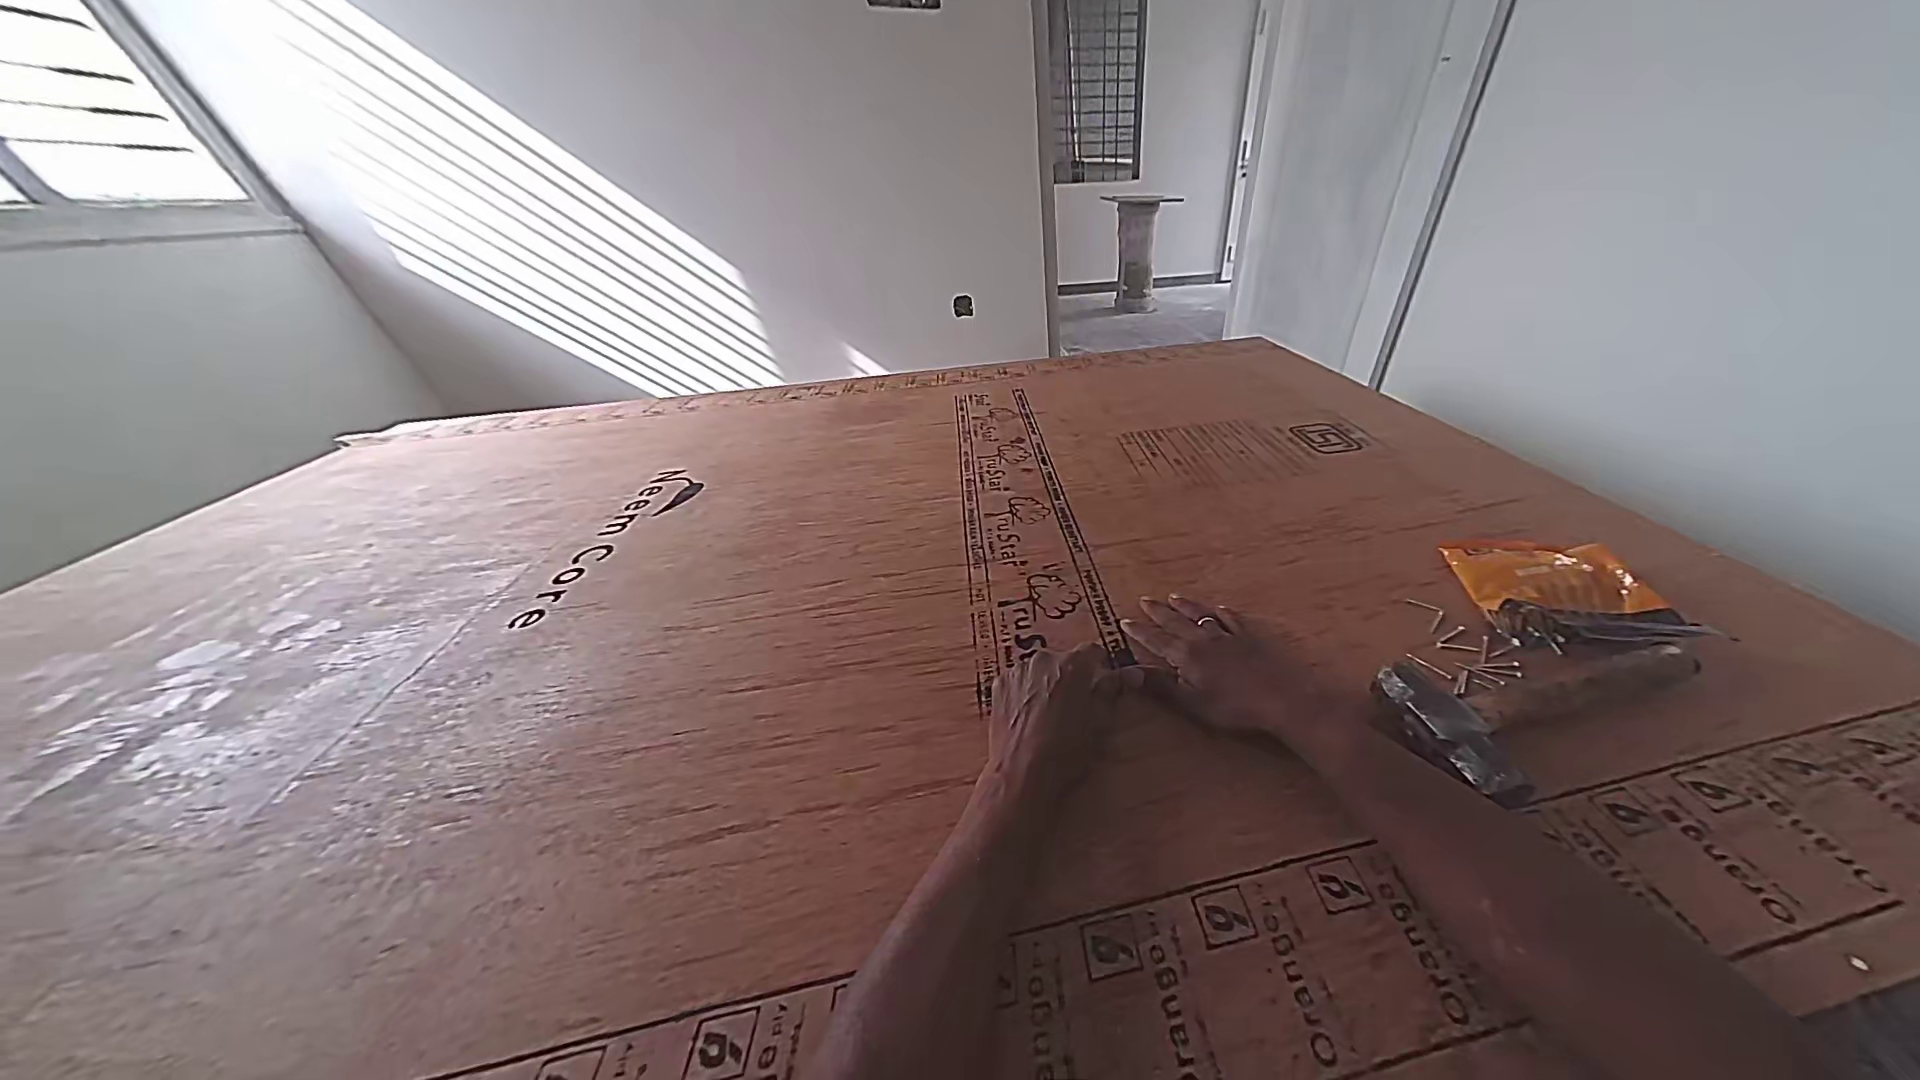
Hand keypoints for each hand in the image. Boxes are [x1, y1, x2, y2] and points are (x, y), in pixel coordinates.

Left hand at [978, 643, 1121, 812]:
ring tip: (1047, 714)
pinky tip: (1027, 716)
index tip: (1099, 682)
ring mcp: (1017, 670)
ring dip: (1046, 682)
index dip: (1099, 665)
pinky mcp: (999, 684)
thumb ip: (1111, 691)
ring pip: (1039, 670)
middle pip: (1063, 660)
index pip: (1092, 651)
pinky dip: (1024, 691)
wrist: (1021, 772)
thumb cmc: (1067, 750)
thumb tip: (1133, 672)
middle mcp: (1043, 659)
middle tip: (1073, 705)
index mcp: (1073, 665)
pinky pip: (1019, 680)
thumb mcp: (1099, 723)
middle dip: (1070, 676)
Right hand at [1120, 595, 1343, 754]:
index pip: (1156, 640)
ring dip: (1186, 606)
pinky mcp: (1252, 638)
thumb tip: (1128, 671)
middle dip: (1158, 612)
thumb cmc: (1235, 707)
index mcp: (1186, 656)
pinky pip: (1232, 620)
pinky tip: (1219, 608)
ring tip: (1173, 596)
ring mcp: (1230, 636)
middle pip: (1176, 622)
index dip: (1139, 632)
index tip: (1125, 622)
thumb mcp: (1192, 703)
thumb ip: (1160, 686)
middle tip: (1144, 600)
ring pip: (1202, 616)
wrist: (1285, 699)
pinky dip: (1222, 613)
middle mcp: (1204, 640)